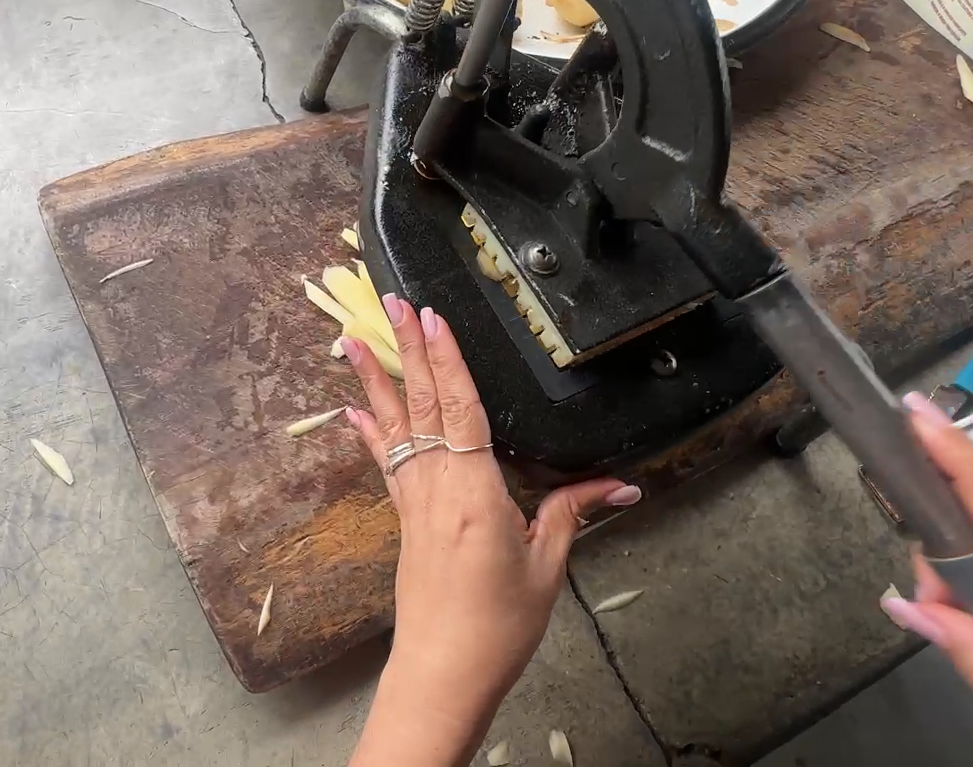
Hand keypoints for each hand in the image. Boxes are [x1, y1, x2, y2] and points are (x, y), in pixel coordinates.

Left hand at [342, 295, 640, 766]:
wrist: (443, 669)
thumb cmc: (500, 623)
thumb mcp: (547, 566)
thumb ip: (573, 512)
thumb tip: (622, 483)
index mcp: (474, 489)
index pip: (460, 407)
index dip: (448, 358)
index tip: (433, 317)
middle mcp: (434, 482)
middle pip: (421, 401)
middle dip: (407, 347)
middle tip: (390, 302)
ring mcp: (412, 495)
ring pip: (393, 423)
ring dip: (375, 377)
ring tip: (353, 339)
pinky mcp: (402, 513)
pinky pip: (384, 460)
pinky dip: (369, 430)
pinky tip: (350, 407)